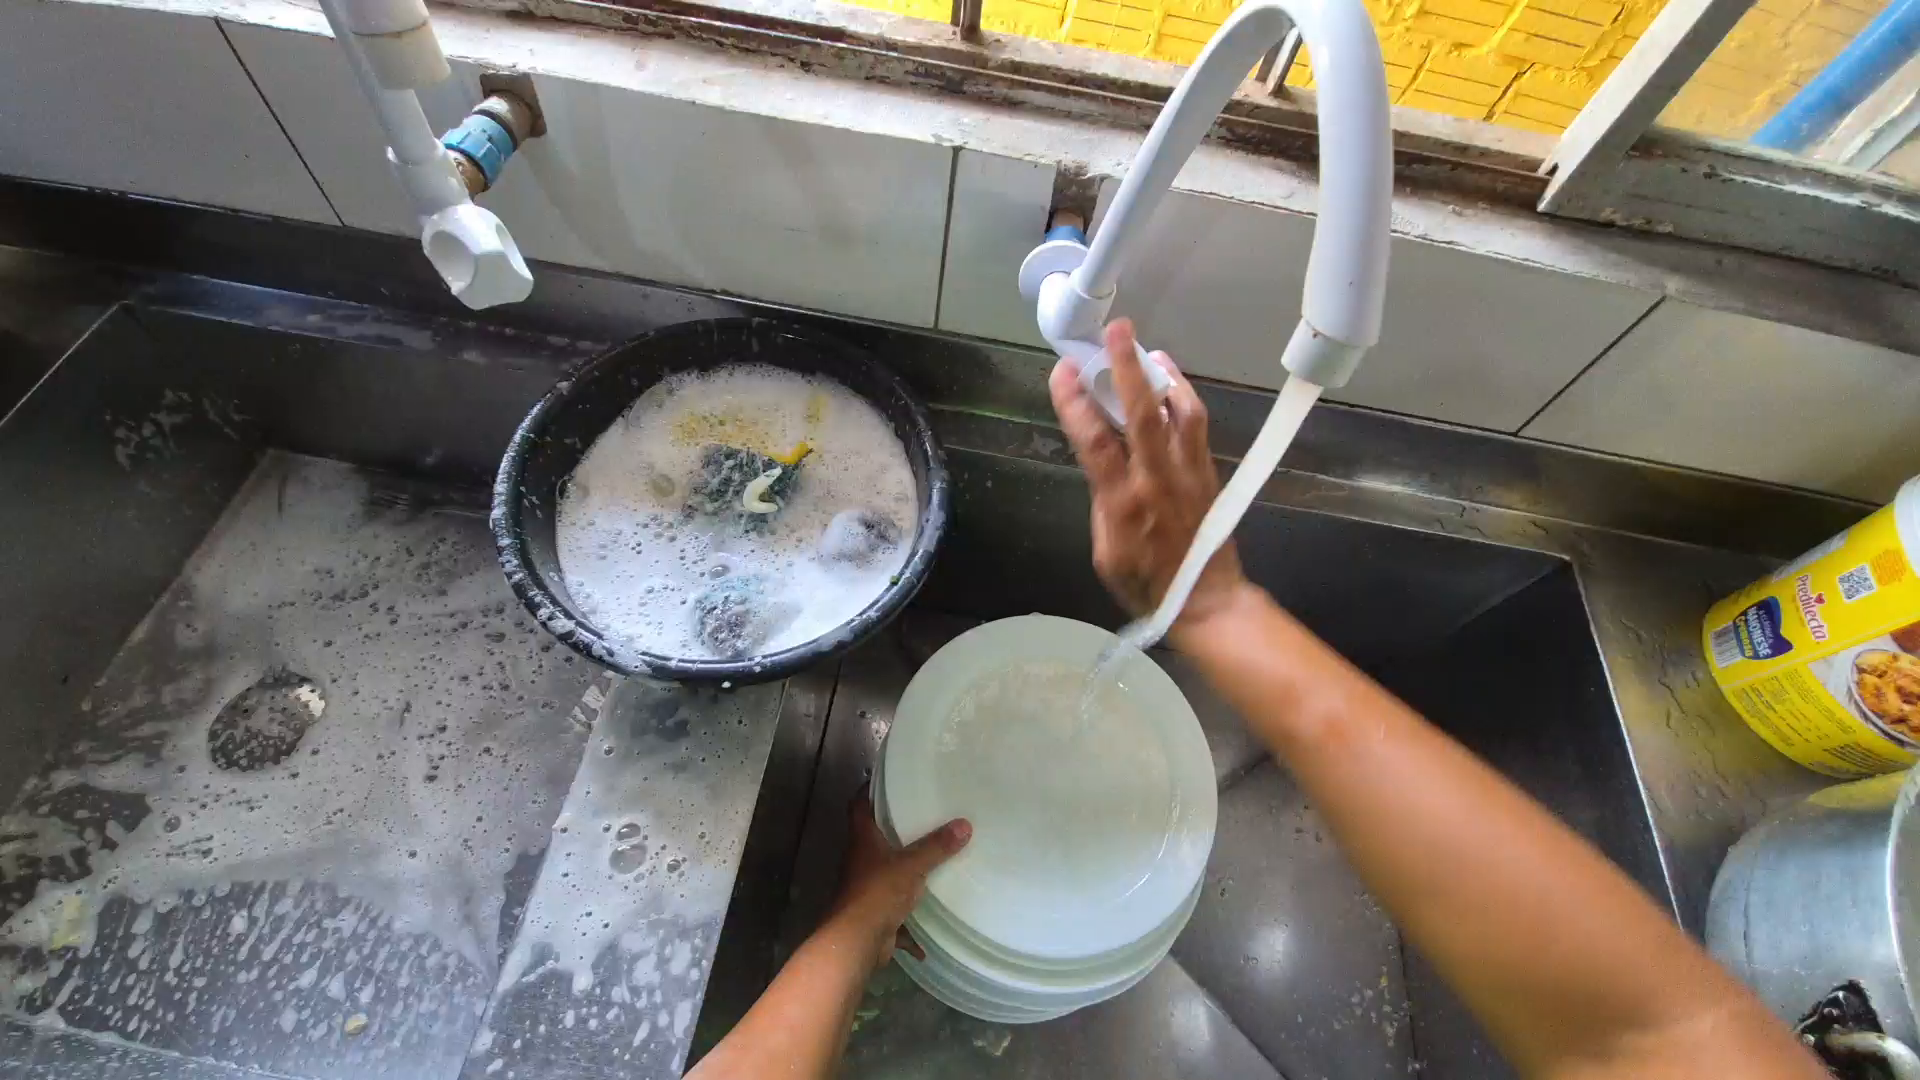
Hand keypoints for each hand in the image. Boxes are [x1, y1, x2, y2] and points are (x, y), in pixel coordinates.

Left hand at [828, 788, 970, 972]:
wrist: (857, 942)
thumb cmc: (877, 893)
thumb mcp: (911, 866)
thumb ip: (936, 847)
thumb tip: (965, 824)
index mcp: (863, 839)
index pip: (859, 805)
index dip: (869, 790)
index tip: (888, 781)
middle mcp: (861, 858)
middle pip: (875, 835)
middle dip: (895, 826)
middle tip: (923, 812)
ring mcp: (867, 884)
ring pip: (887, 867)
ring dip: (905, 864)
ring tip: (933, 851)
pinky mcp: (876, 909)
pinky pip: (896, 903)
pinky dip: (911, 912)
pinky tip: (931, 914)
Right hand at [1048, 318, 1247, 630]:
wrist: (1204, 601)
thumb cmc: (1143, 583)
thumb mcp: (1104, 551)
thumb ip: (1102, 501)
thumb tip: (1101, 462)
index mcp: (1123, 504)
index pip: (1095, 443)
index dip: (1076, 405)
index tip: (1062, 371)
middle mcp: (1158, 480)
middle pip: (1144, 414)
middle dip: (1127, 368)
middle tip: (1116, 330)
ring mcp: (1189, 473)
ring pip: (1182, 413)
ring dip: (1163, 376)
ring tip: (1148, 350)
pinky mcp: (1208, 473)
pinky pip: (1198, 427)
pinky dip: (1185, 400)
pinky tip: (1173, 386)